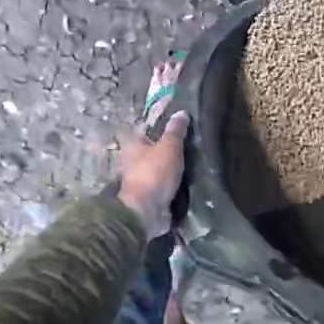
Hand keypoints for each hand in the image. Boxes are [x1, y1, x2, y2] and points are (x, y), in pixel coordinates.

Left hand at [118, 58, 190, 237]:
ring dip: (170, 164)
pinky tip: (185, 178)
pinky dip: (171, 179)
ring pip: (157, 165)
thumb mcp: (169, 147)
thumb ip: (175, 131)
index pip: (147, 128)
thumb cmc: (155, 173)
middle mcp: (132, 158)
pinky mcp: (147, 193)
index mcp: (133, 144)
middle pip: (152, 147)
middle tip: (190, 142)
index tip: (180, 123)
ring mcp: (139, 177)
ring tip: (191, 160)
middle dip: (167, 146)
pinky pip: (161, 181)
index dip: (162, 124)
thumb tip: (181, 112)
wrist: (145, 211)